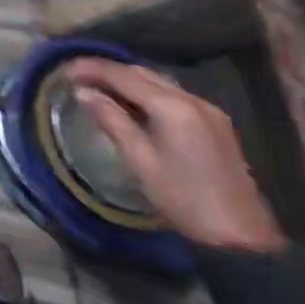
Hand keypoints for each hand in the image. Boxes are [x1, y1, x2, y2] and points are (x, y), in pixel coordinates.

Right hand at [66, 57, 287, 252]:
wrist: (241, 235)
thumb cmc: (183, 198)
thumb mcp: (140, 159)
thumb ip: (111, 120)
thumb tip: (83, 92)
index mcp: (173, 108)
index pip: (124, 76)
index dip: (91, 68)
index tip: (63, 70)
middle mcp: (193, 100)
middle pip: (143, 73)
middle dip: (107, 70)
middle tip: (75, 76)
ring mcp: (208, 111)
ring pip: (158, 81)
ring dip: (126, 79)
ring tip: (96, 86)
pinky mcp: (214, 123)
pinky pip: (172, 94)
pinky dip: (145, 91)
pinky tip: (128, 102)